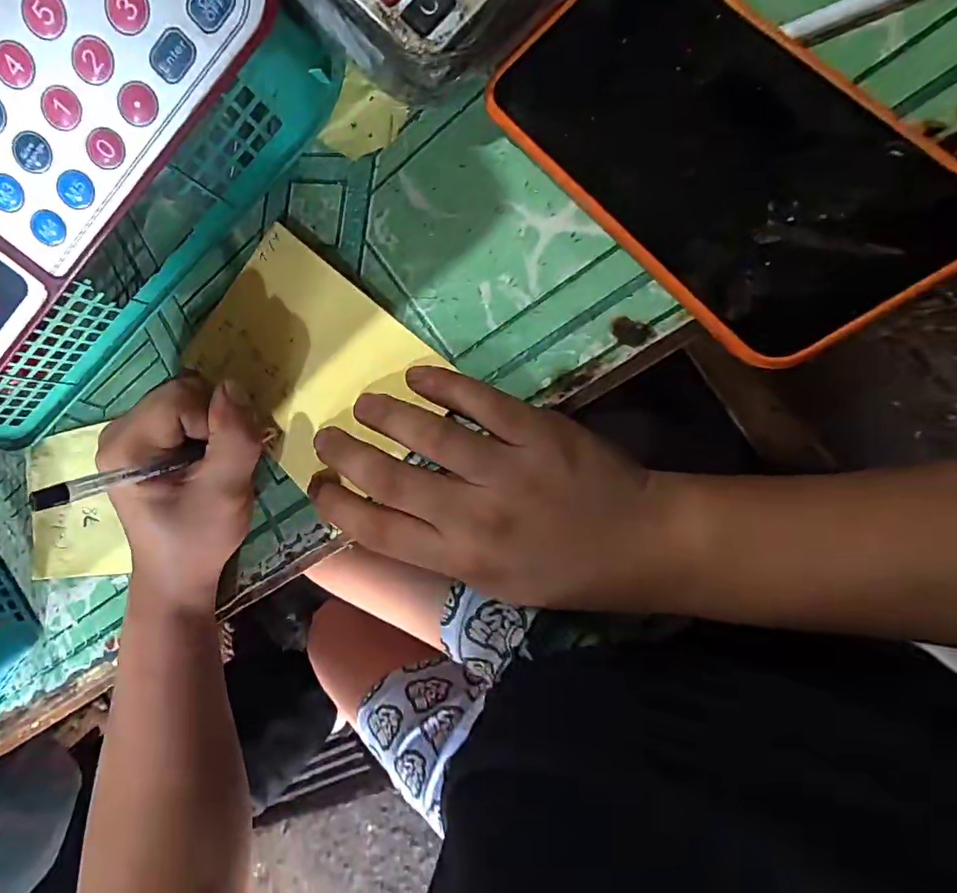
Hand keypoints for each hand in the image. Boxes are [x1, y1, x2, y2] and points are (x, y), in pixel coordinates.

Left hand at [99, 374, 266, 611]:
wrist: (177, 578)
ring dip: (212, 425)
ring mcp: (127, 433)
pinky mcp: (142, 439)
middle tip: (219, 463)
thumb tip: (232, 385)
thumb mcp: (226, 491)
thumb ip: (233, 437)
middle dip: (213, 420)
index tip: (218, 463)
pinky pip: (182, 411)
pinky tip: (205, 461)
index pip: (181, 396)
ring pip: (185, 398)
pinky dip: (204, 429)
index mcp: (125, 444)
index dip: (213, 422)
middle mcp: (118, 430)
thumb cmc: (198, 541)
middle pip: (181, 391)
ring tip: (213, 464)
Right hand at [308, 366, 688, 611]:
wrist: (640, 544)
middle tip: (325, 436)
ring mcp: (507, 469)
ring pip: (428, 433)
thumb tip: (378, 511)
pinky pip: (478, 400)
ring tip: (363, 404)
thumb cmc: (558, 570)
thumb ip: (434, 546)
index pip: (378, 531)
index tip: (317, 483)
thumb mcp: (490, 580)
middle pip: (391, 479)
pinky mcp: (535, 430)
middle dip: (347, 454)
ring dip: (384, 414)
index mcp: (461, 558)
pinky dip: (441, 384)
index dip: (337, 505)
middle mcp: (476, 516)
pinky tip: (416, 376)